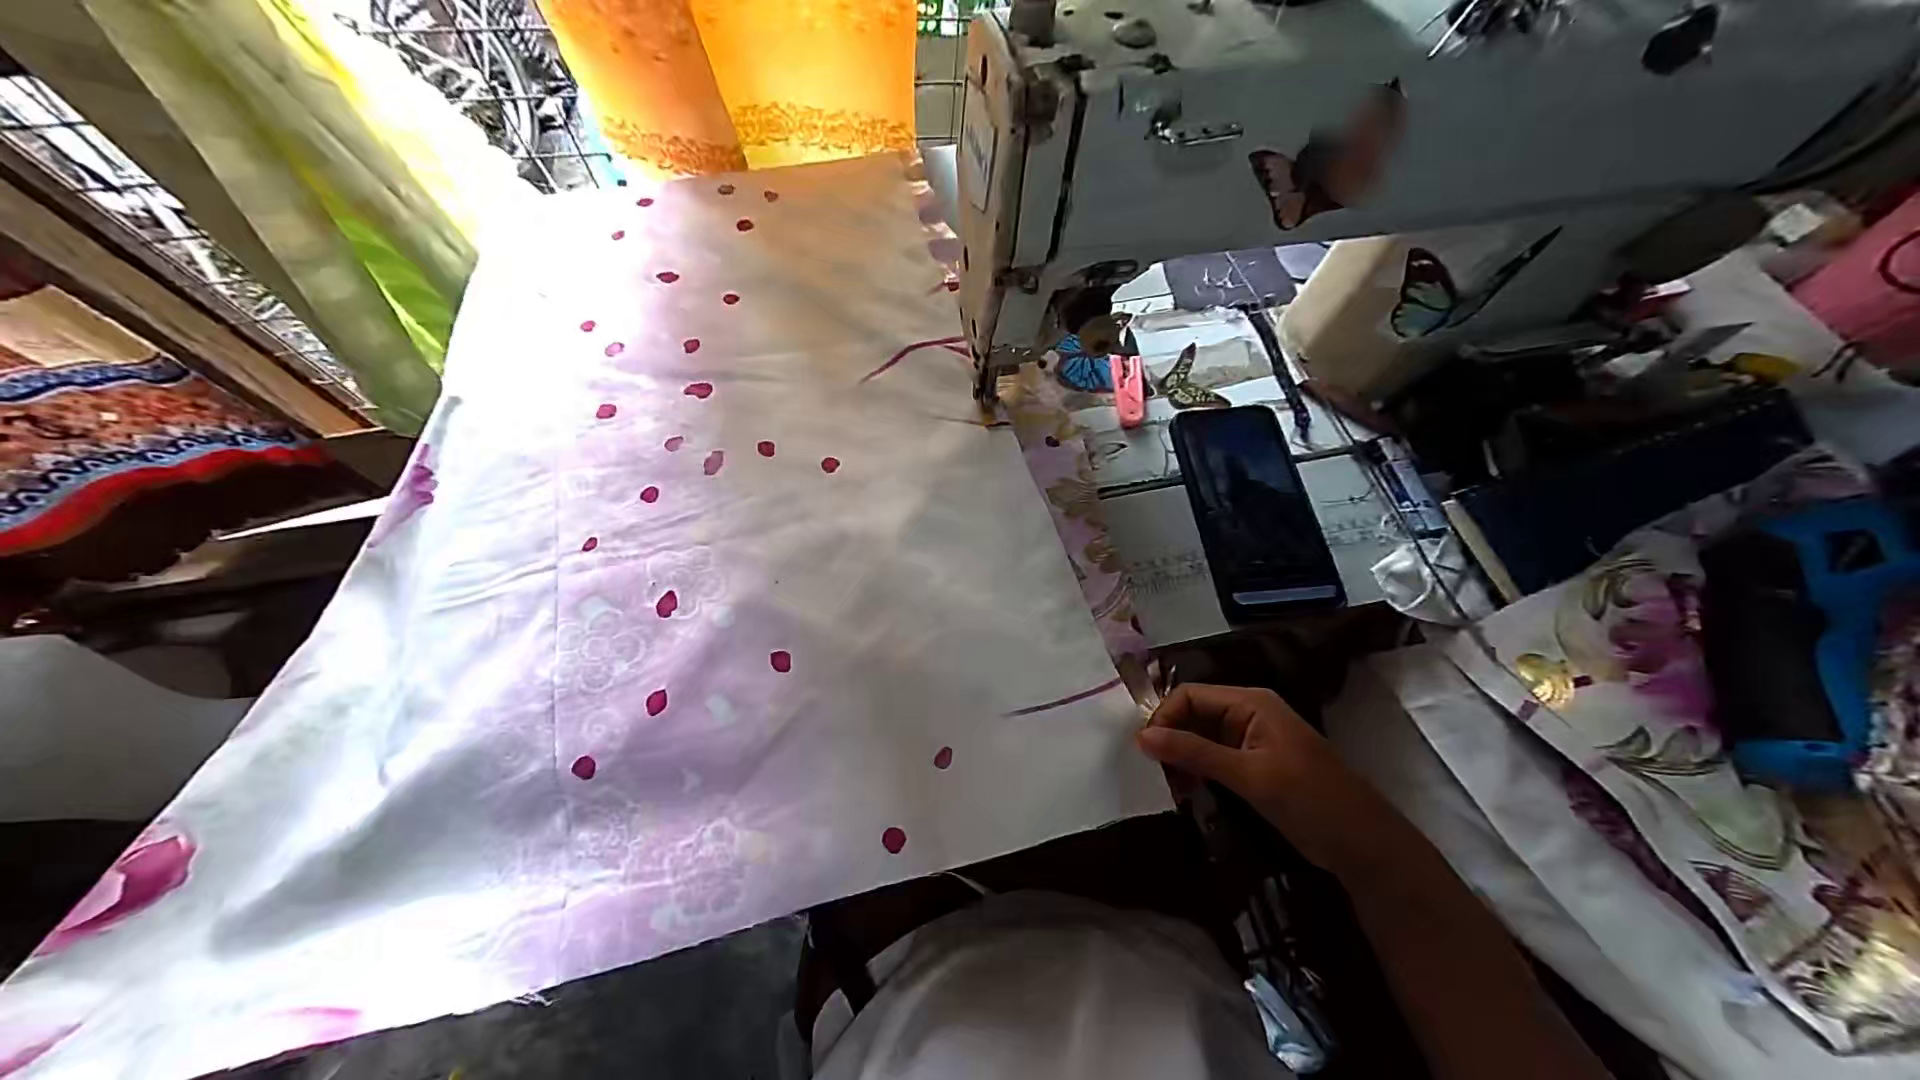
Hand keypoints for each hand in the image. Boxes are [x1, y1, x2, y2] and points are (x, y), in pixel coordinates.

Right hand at [1136, 683, 1388, 872]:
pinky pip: (1213, 758)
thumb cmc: (1310, 800)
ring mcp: (1251, 740)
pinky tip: (1186, 791)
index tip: (1145, 751)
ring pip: (1200, 738)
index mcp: (1251, 702)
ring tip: (1169, 786)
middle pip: (1193, 714)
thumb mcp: (1249, 775)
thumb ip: (1195, 752)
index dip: (1164, 717)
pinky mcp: (1254, 766)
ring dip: (1181, 758)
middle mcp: (1248, 713)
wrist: (1364, 846)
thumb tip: (1141, 737)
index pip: (1190, 695)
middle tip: (1153, 773)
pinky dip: (1196, 771)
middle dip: (1170, 739)